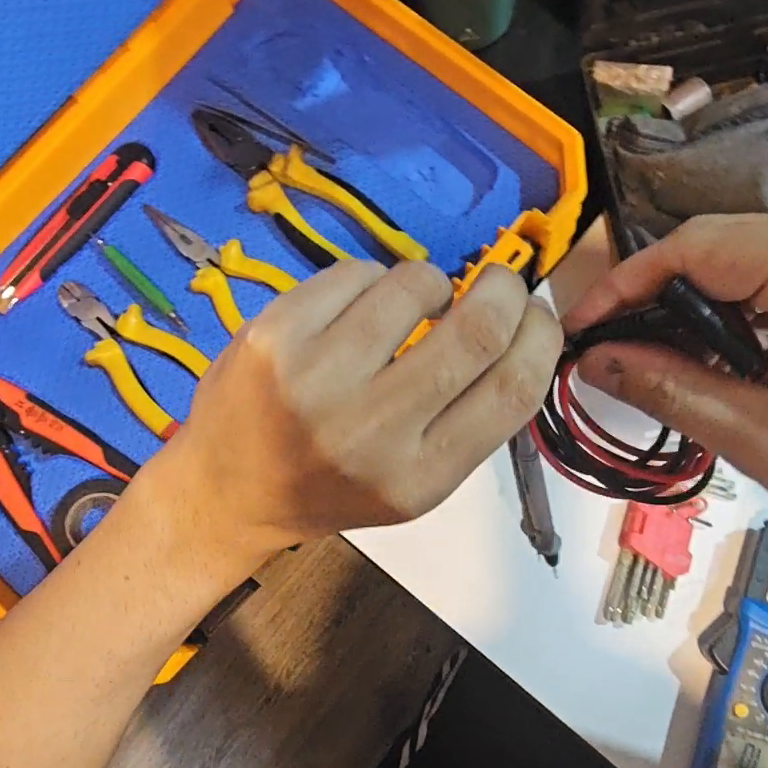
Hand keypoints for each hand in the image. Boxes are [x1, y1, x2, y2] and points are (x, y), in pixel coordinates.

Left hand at [150, 259, 561, 556]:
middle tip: (496, 287)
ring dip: (432, 283)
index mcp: (418, 478)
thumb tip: (518, 332)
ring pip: (416, 284)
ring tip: (416, 304)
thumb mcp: (410, 487)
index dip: (540, 338)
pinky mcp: (273, 335)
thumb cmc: (328, 490)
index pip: (513, 389)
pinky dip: (374, 281)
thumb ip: (465, 422)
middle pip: (478, 330)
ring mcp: (316, 379)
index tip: (536, 319)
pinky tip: (360, 310)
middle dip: (503, 291)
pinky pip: (357, 273)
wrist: (227, 493)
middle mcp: (371, 432)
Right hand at [564, 213, 767, 587]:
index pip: (696, 247)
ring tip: (650, 365)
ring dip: (692, 310)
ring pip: (747, 264)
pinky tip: (714, 360)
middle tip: (606, 355)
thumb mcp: (762, 438)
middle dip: (653, 298)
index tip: (577, 331)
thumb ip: (669, 388)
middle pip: (720, 247)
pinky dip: (735, 317)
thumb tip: (593, 360)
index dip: (624, 285)